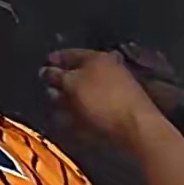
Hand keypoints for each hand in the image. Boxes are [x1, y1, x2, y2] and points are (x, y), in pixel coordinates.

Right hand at [42, 49, 165, 150]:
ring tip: (59, 110)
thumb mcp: (70, 83)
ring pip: (87, 92)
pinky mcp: (123, 110)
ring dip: (71, 100)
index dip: (54, 60)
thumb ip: (55, 75)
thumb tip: (46, 71)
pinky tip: (74, 121)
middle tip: (50, 91)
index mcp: (98, 58)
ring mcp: (118, 91)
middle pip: (78, 74)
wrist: (141, 131)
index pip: (69, 53)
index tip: (42, 68)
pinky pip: (97, 106)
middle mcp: (109, 71)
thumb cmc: (102, 100)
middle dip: (62, 83)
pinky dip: (84, 111)